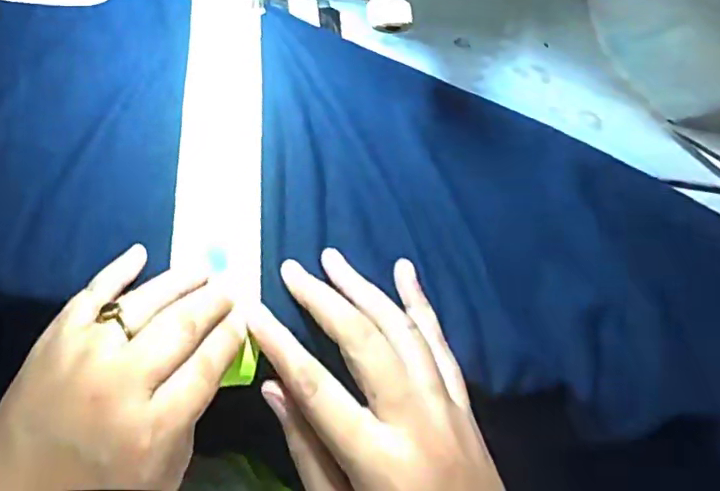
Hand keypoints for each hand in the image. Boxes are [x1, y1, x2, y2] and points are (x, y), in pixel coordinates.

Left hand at [0, 244, 243, 490]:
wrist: (8, 487)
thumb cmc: (92, 489)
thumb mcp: (157, 478)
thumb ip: (188, 423)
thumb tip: (211, 364)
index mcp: (151, 428)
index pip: (207, 366)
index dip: (230, 336)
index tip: (244, 316)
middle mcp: (124, 382)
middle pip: (183, 326)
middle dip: (213, 302)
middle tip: (230, 287)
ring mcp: (89, 350)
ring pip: (147, 301)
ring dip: (180, 281)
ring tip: (202, 270)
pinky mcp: (60, 332)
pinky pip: (97, 290)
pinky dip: (120, 269)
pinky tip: (141, 254)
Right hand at [246, 250, 503, 490]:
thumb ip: (308, 453)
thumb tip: (273, 388)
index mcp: (380, 460)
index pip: (317, 388)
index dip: (282, 345)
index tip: (254, 310)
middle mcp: (415, 422)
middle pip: (363, 342)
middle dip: (323, 299)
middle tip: (292, 269)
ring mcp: (445, 407)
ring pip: (401, 329)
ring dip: (364, 289)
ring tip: (332, 259)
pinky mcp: (465, 404)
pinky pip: (440, 342)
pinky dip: (420, 303)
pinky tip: (403, 270)